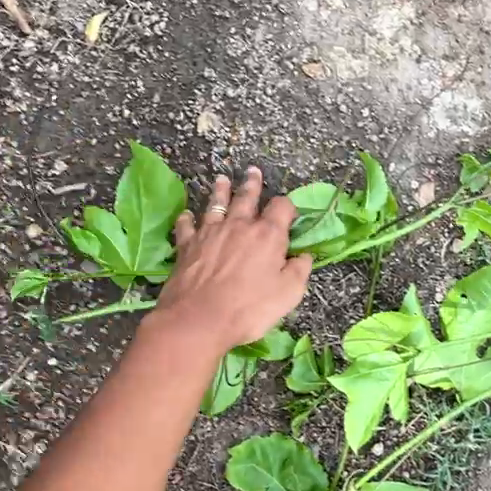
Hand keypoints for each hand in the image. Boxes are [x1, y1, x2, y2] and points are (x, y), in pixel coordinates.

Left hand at [149, 166, 311, 352]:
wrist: (198, 319)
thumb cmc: (249, 308)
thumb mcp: (288, 294)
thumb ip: (299, 271)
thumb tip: (304, 256)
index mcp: (267, 235)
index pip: (281, 207)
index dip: (288, 206)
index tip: (289, 210)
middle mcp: (239, 226)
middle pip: (246, 198)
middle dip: (252, 184)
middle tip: (252, 171)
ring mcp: (210, 233)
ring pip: (216, 205)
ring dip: (220, 191)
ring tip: (222, 179)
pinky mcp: (187, 245)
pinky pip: (186, 226)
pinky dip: (187, 219)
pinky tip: (186, 215)